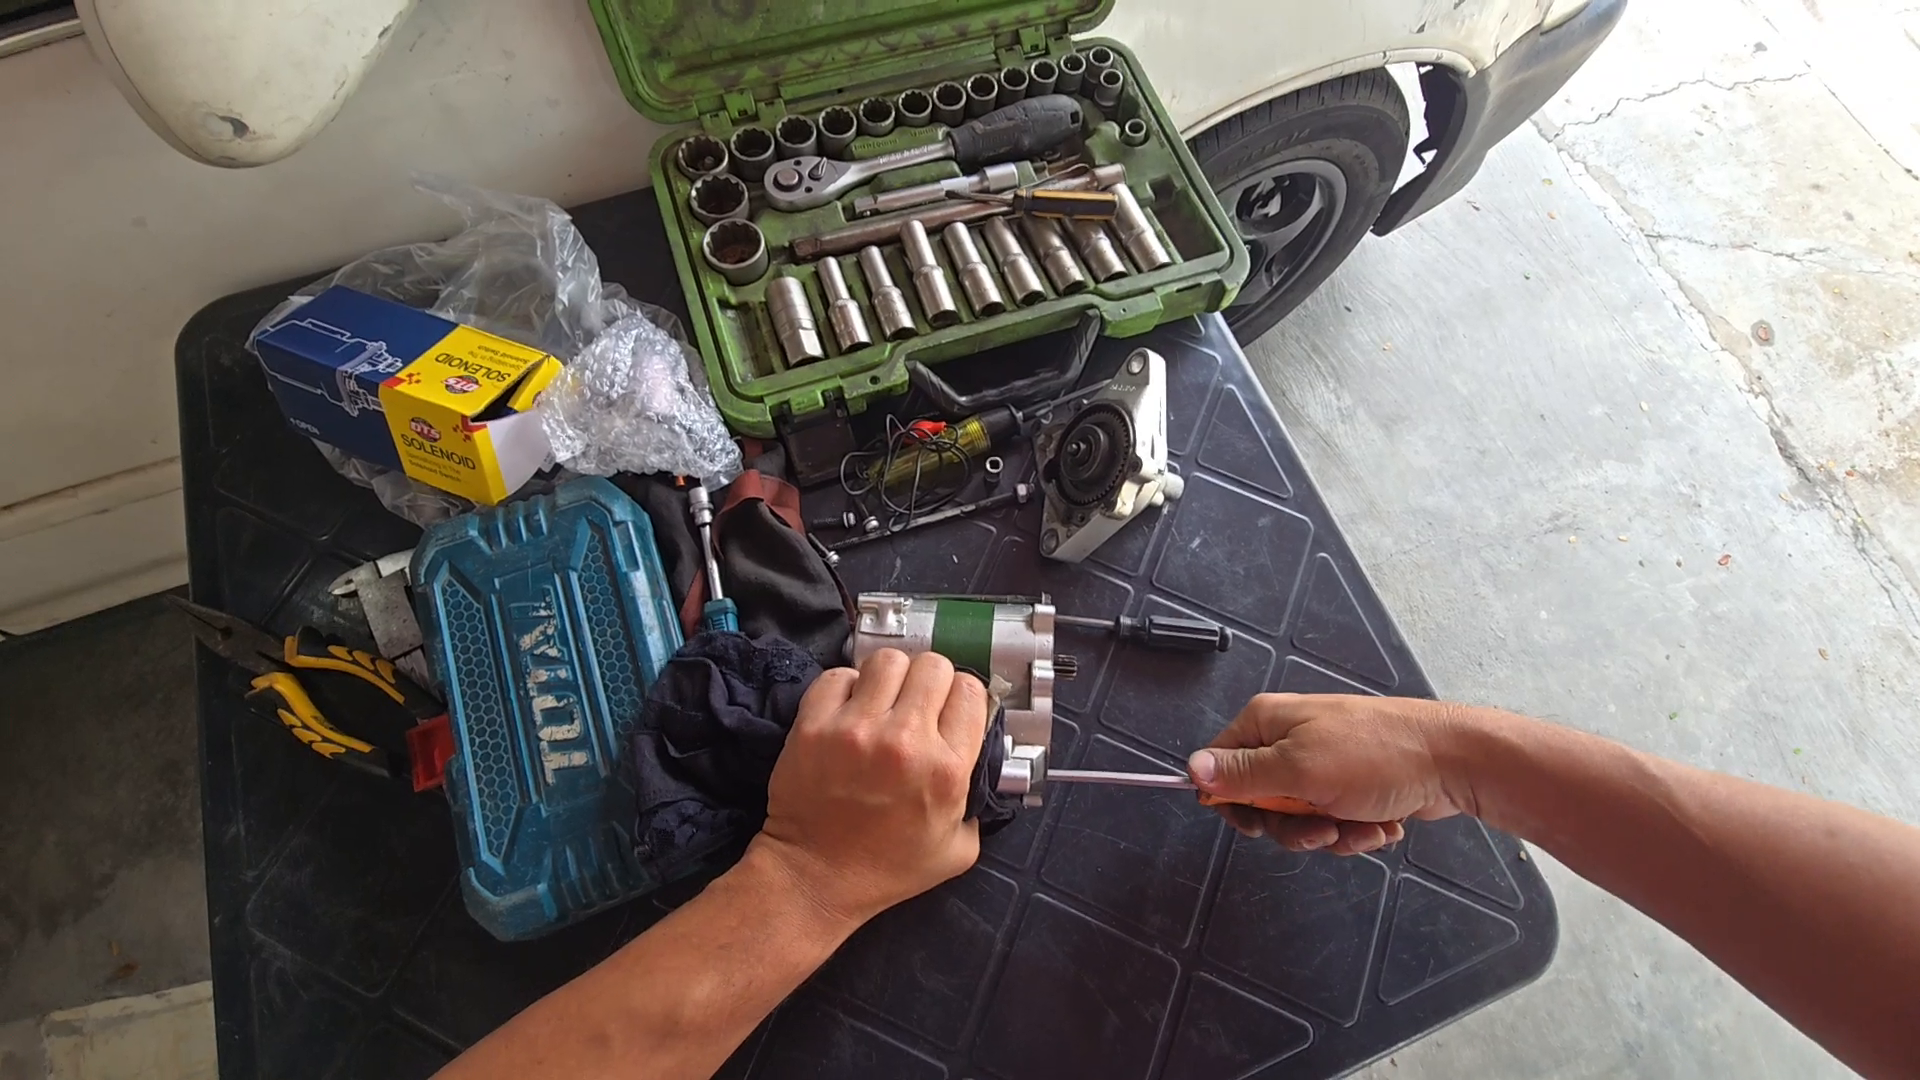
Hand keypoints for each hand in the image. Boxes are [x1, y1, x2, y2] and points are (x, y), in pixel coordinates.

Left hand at [748, 648, 989, 928]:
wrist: (813, 879)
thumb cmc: (887, 868)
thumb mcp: (959, 847)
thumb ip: (979, 794)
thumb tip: (980, 748)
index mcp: (946, 769)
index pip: (970, 690)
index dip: (963, 698)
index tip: (950, 712)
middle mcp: (905, 740)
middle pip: (933, 666)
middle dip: (931, 681)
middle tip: (918, 705)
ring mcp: (856, 728)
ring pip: (888, 660)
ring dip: (891, 677)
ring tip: (883, 701)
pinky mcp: (814, 724)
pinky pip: (839, 675)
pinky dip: (847, 687)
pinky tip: (849, 710)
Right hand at [1187, 694, 1480, 854]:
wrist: (1453, 761)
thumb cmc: (1371, 758)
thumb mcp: (1298, 770)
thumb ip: (1242, 774)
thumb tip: (1189, 769)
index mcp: (1264, 723)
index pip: (1220, 765)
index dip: (1231, 800)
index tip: (1256, 824)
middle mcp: (1286, 738)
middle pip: (1259, 798)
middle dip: (1292, 825)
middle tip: (1321, 829)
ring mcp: (1320, 760)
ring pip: (1297, 815)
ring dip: (1329, 832)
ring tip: (1362, 828)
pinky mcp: (1350, 783)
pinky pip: (1331, 817)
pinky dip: (1353, 829)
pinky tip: (1381, 825)